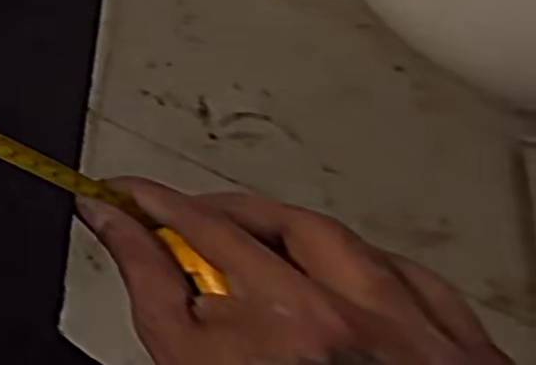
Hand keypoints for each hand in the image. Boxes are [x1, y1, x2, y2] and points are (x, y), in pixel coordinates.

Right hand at [80, 178, 508, 364]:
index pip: (201, 221)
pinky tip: (340, 284)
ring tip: (259, 245)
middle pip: (289, 223)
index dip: (149, 197)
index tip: (121, 191)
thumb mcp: (180, 350)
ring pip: (364, 252)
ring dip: (297, 236)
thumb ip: (141, 270)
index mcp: (293, 316)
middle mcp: (371, 324)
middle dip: (226, 210)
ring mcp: (435, 349)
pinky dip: (375, 274)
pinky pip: (431, 294)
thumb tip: (105, 214)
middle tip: (187, 217)